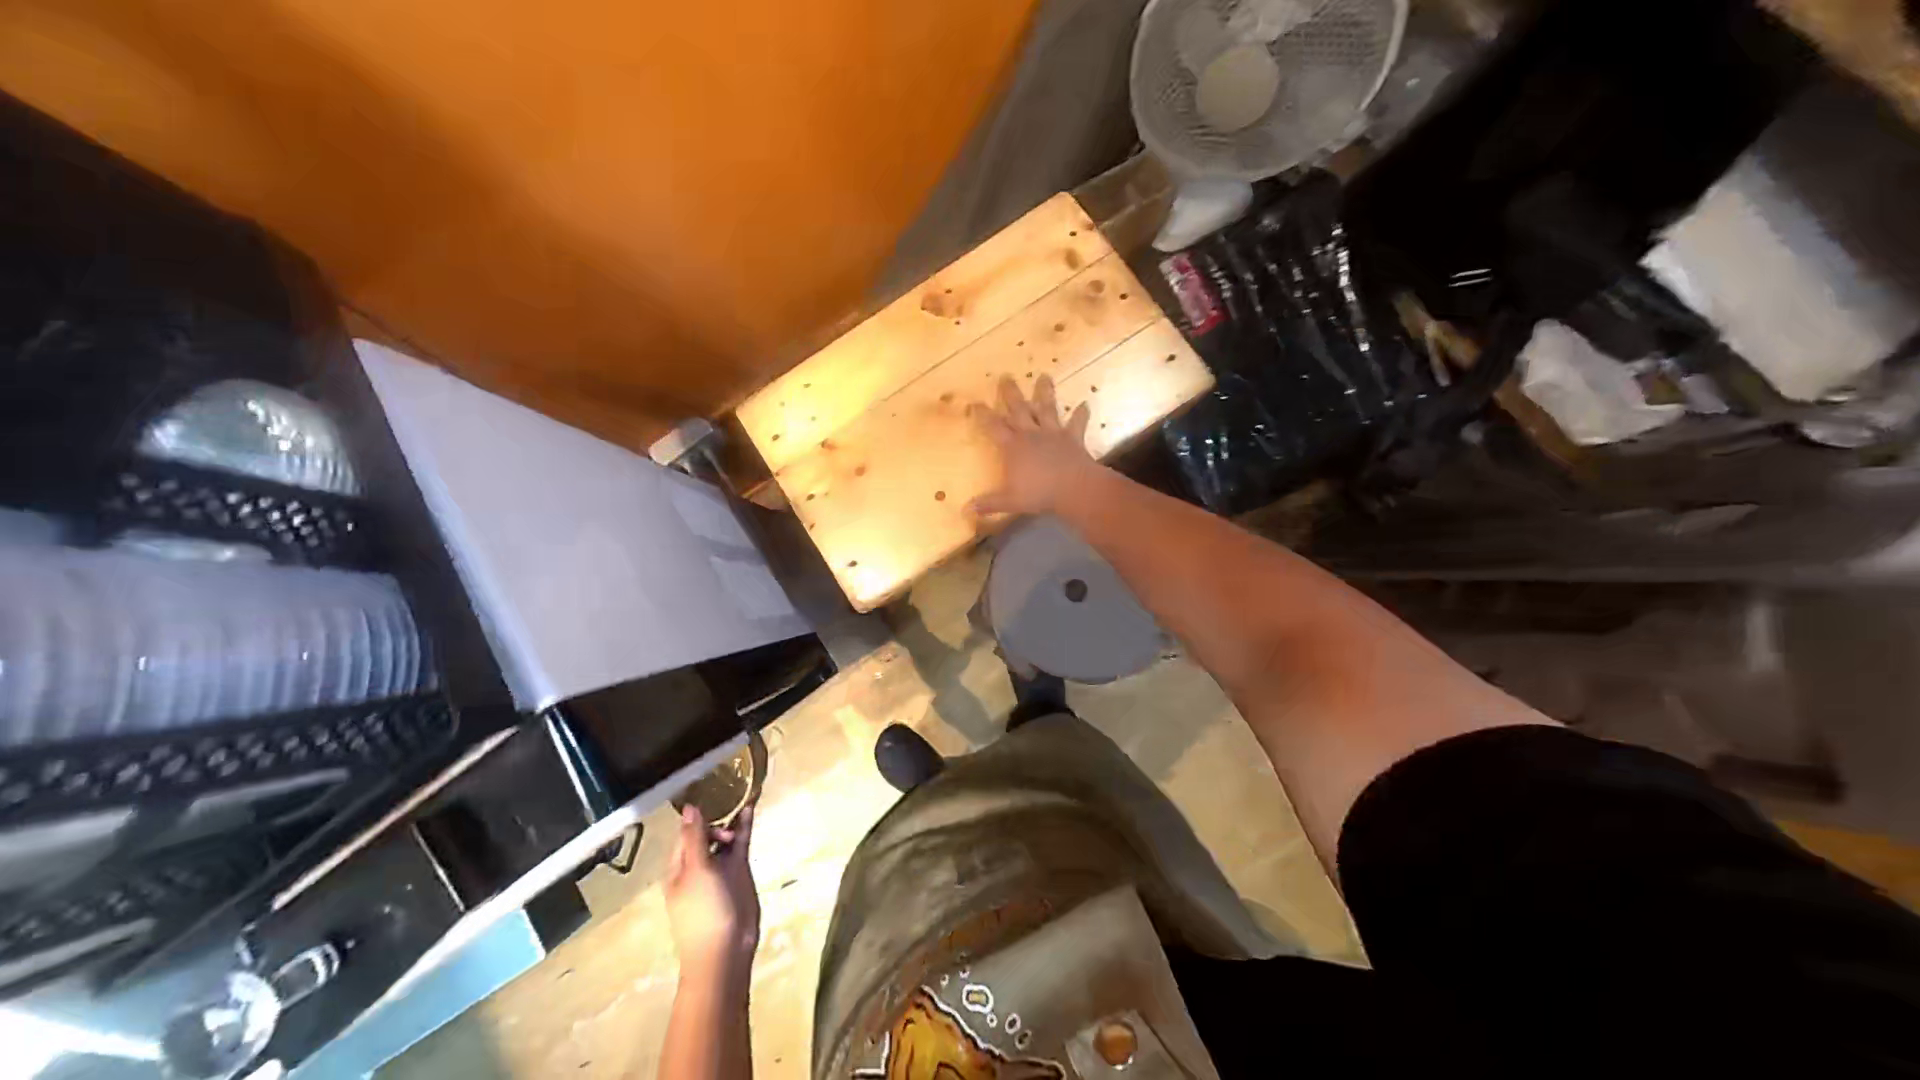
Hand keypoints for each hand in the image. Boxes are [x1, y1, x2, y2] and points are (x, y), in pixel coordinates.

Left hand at [664, 805, 759, 971]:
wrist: (725, 949)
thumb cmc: (703, 911)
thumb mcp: (696, 871)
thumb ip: (694, 838)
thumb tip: (689, 807)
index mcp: (679, 867)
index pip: (686, 833)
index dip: (698, 818)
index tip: (712, 797)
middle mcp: (698, 865)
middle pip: (705, 833)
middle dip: (716, 820)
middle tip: (728, 823)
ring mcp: (720, 869)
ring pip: (724, 838)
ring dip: (731, 820)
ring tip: (741, 800)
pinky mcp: (738, 873)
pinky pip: (740, 845)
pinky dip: (743, 828)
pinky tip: (749, 810)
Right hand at [969, 374, 1100, 517]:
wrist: (1075, 489)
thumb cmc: (1039, 494)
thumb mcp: (1010, 501)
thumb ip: (989, 503)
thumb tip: (965, 510)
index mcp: (1013, 446)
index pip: (993, 427)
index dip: (983, 415)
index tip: (974, 403)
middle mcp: (1031, 434)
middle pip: (1019, 409)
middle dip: (1011, 393)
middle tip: (1006, 376)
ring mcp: (1053, 434)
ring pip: (1047, 409)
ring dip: (1045, 392)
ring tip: (1045, 375)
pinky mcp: (1073, 438)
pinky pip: (1077, 424)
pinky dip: (1081, 414)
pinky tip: (1086, 403)